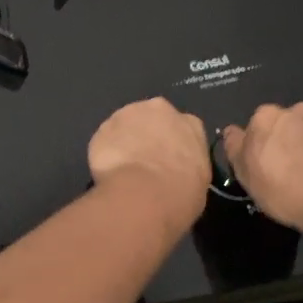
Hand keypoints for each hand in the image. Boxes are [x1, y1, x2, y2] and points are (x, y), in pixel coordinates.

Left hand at [88, 97, 210, 231]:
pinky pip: (105, 140)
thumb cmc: (181, 193)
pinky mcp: (102, 128)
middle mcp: (158, 109)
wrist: (144, 193)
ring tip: (124, 169)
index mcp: (190, 123)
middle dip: (147, 135)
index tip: (169, 160)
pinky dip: (106, 153)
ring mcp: (126, 115)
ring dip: (124, 141)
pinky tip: (110, 172)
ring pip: (124, 125)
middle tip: (145, 161)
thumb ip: (187, 163)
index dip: (173, 144)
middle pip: (151, 118)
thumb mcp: (199, 180)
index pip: (183, 128)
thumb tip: (175, 169)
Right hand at [221, 103, 302, 240]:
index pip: (258, 124)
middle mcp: (298, 110)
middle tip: (292, 169)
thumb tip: (232, 130)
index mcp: (267, 116)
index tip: (267, 164)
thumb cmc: (286, 193)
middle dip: (289, 139)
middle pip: (288, 123)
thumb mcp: (246, 175)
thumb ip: (235, 146)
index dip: (262, 144)